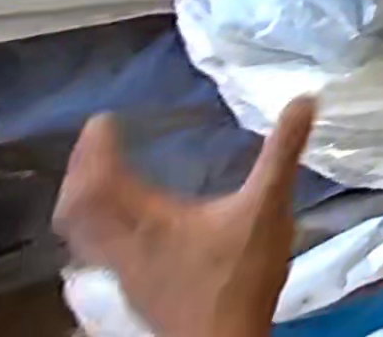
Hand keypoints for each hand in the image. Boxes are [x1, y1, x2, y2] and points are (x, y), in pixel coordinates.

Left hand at [54, 98, 316, 336]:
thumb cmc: (240, 272)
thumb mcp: (269, 204)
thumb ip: (283, 152)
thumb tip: (303, 98)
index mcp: (149, 223)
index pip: (102, 184)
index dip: (95, 151)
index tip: (101, 120)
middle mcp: (126, 247)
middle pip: (79, 211)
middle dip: (81, 173)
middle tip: (95, 142)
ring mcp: (127, 272)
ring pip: (84, 234)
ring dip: (85, 200)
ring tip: (101, 175)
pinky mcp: (138, 286)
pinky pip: (100, 246)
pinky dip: (99, 223)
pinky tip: (126, 222)